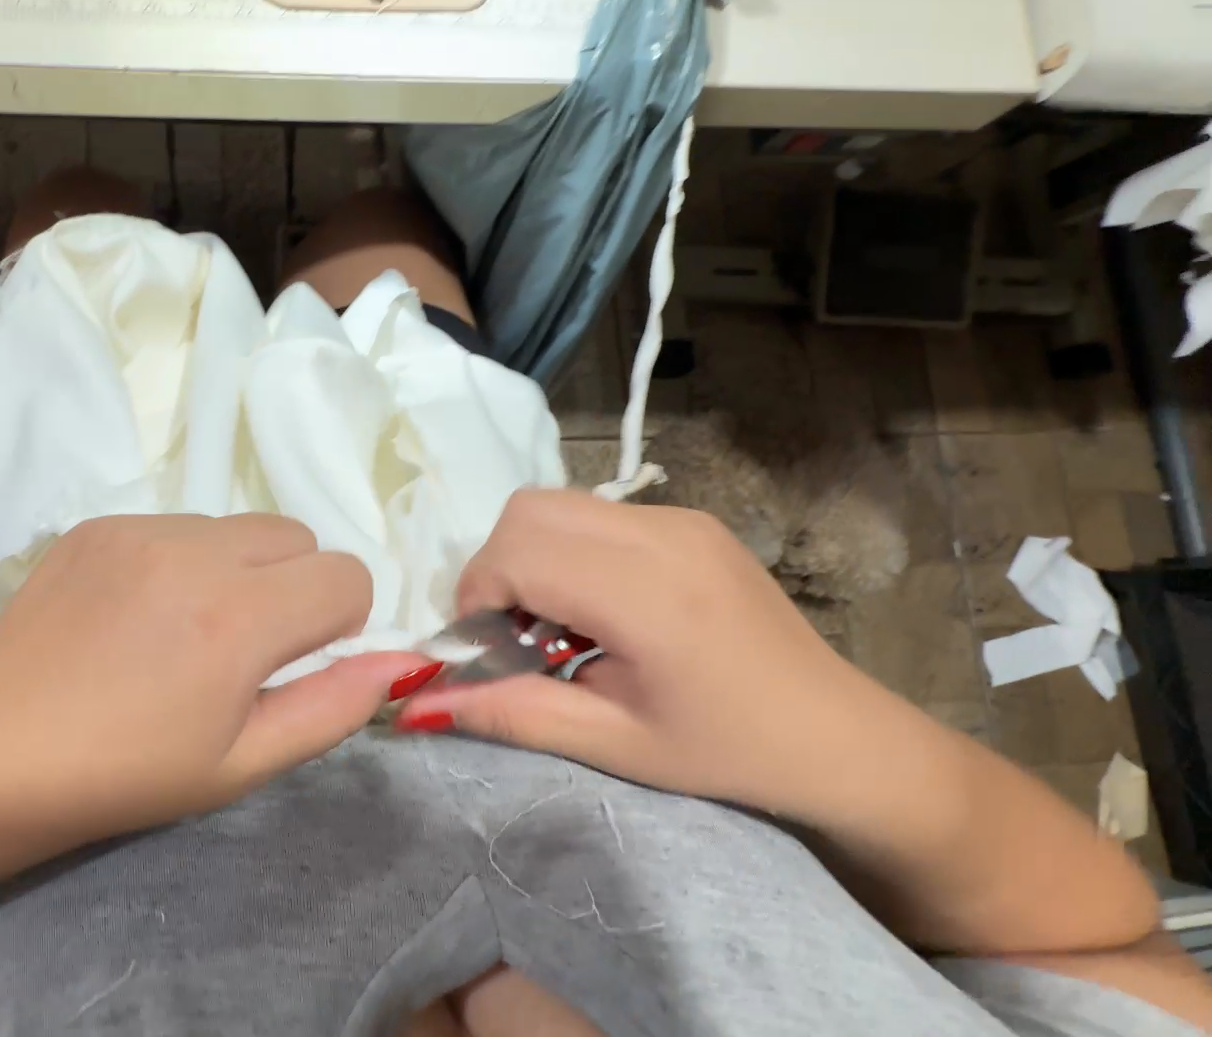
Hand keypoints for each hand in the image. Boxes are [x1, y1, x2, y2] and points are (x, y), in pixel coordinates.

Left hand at [0, 513, 426, 883]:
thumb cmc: (122, 778)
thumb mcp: (239, 765)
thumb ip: (331, 708)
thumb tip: (396, 662)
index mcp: (237, 617)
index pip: (347, 576)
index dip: (340, 622)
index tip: (295, 661)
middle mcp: (194, 550)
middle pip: (298, 536)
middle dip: (296, 587)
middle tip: (244, 648)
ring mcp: (138, 528)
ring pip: (238, 527)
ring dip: (240, 570)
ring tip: (182, 631)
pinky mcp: (96, 525)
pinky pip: (178, 524)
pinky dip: (184, 561)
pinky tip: (136, 615)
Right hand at [396, 488, 922, 815]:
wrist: (838, 735)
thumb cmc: (724, 751)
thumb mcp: (611, 744)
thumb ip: (508, 712)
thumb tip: (416, 702)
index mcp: (648, 595)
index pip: (516, 553)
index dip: (476, 597)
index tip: (488, 649)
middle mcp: (663, 535)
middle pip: (525, 511)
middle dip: (495, 569)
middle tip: (516, 633)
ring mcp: (680, 519)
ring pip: (553, 503)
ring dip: (527, 555)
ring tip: (555, 620)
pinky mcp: (688, 519)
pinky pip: (591, 512)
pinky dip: (564, 549)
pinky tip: (595, 606)